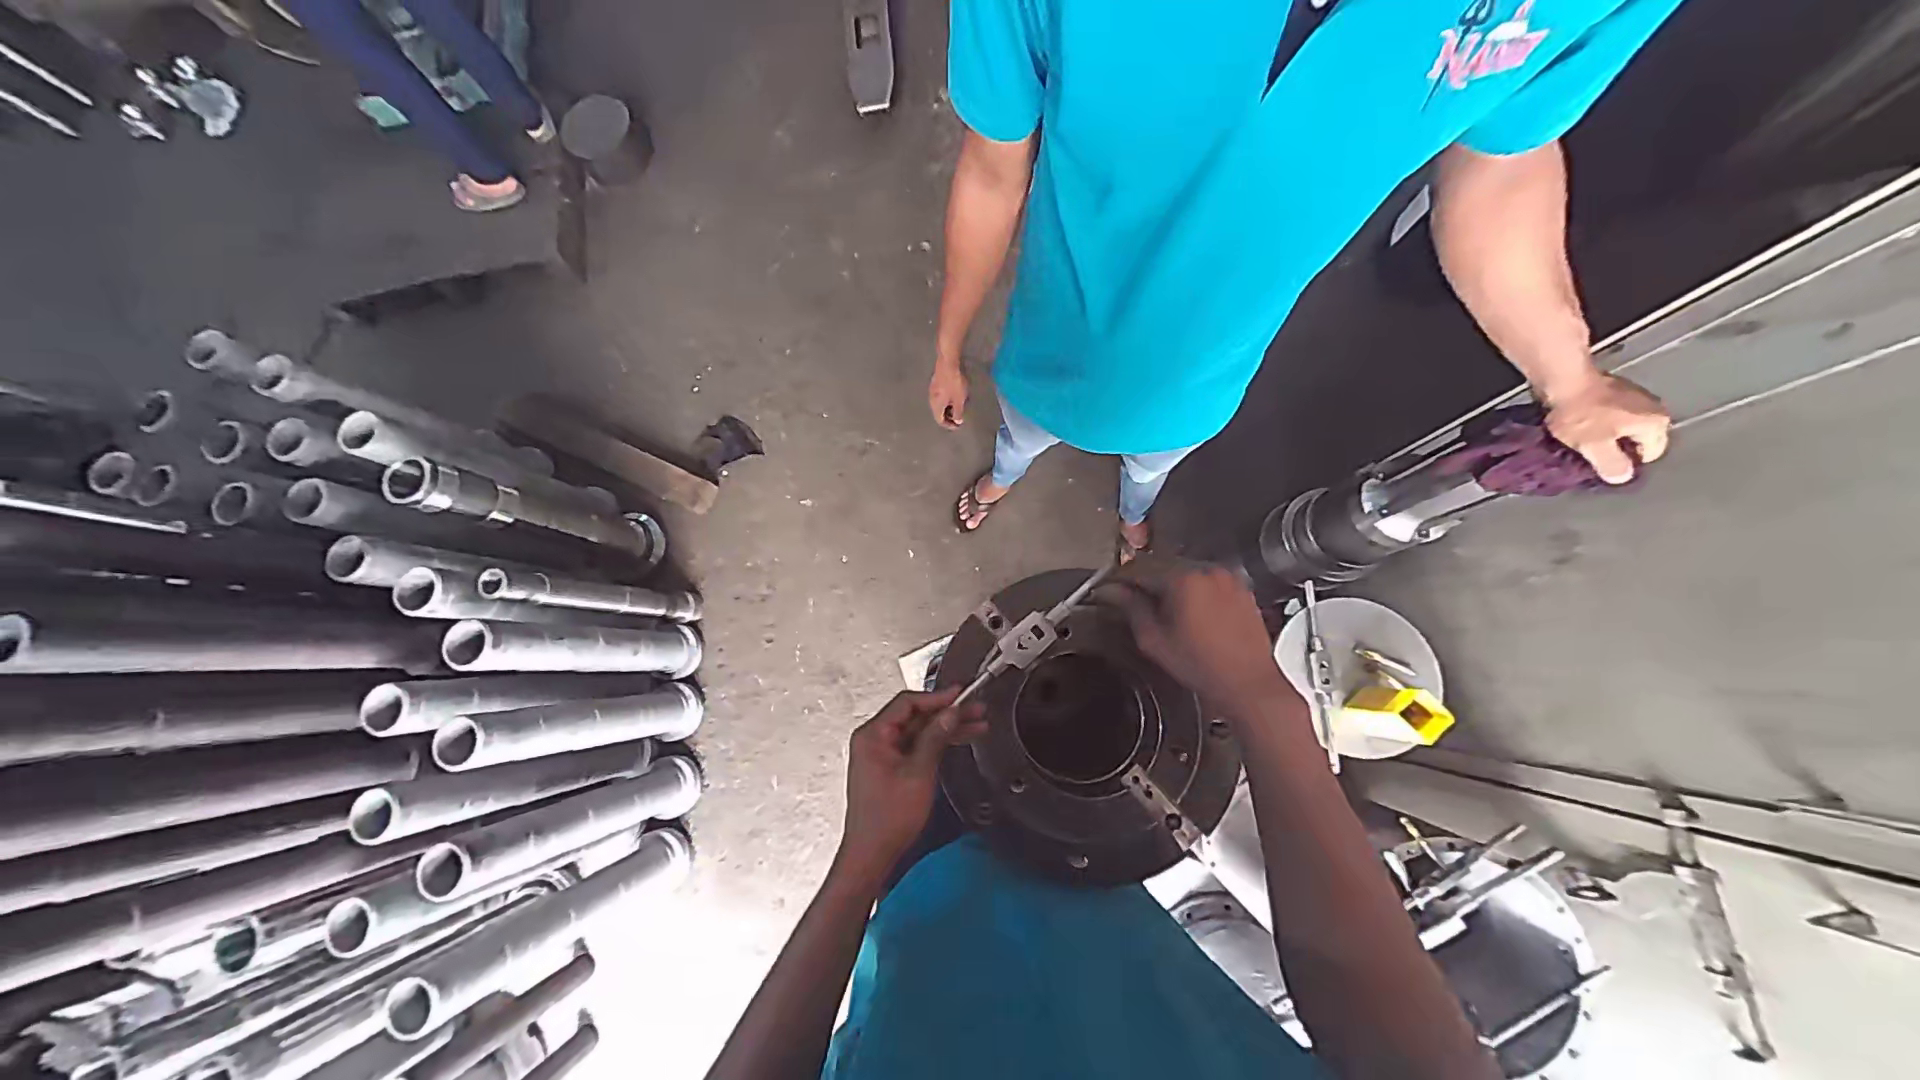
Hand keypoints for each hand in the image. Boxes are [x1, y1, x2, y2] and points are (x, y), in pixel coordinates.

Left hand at [836, 687, 986, 880]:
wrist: (873, 854)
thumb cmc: (887, 819)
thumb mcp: (919, 772)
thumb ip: (935, 738)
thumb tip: (950, 713)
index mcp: (872, 736)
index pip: (907, 703)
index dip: (937, 697)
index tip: (959, 695)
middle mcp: (874, 741)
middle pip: (915, 716)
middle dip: (947, 713)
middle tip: (974, 709)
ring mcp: (881, 754)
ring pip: (919, 731)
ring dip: (946, 728)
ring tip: (975, 724)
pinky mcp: (890, 767)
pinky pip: (916, 746)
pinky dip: (937, 743)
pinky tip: (957, 741)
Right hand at [928, 361, 968, 428]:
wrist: (948, 362)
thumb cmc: (954, 383)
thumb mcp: (959, 400)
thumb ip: (958, 412)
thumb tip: (957, 420)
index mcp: (936, 406)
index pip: (940, 421)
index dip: (949, 425)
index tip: (958, 425)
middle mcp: (931, 399)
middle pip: (938, 412)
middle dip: (948, 416)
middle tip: (959, 416)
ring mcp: (932, 390)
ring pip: (939, 404)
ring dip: (948, 407)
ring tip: (958, 406)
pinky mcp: (935, 382)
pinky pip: (940, 396)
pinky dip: (947, 399)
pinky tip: (954, 395)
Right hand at [1098, 557, 1290, 711]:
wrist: (1247, 684)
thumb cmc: (1203, 666)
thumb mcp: (1154, 640)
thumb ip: (1132, 608)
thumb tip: (1115, 592)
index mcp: (1183, 579)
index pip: (1140, 568)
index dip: (1121, 579)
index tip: (1111, 589)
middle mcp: (1207, 571)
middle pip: (1164, 566)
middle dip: (1146, 581)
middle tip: (1132, 599)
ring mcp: (1228, 579)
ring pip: (1187, 572)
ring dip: (1170, 585)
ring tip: (1162, 609)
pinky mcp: (1241, 589)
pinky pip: (1208, 582)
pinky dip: (1194, 591)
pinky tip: (1190, 613)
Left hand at [1542, 372, 1670, 483]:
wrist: (1563, 380)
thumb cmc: (1581, 415)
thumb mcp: (1594, 445)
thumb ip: (1611, 463)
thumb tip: (1622, 478)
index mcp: (1656, 422)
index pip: (1650, 454)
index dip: (1626, 463)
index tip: (1601, 464)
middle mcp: (1653, 408)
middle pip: (1637, 440)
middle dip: (1615, 449)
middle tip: (1589, 454)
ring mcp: (1635, 397)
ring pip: (1622, 427)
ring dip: (1603, 435)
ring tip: (1581, 441)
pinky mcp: (1614, 391)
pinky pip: (1609, 415)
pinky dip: (1597, 422)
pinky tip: (1579, 426)